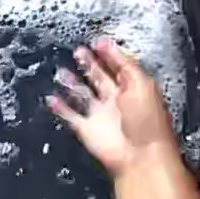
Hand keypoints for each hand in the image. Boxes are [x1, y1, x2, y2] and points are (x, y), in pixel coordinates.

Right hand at [48, 38, 178, 178]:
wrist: (141, 156)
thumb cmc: (147, 122)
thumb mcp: (141, 83)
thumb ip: (124, 63)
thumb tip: (108, 44)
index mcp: (132, 88)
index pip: (118, 66)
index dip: (108, 53)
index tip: (96, 42)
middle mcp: (115, 100)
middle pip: (98, 77)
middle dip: (89, 63)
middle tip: (78, 51)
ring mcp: (100, 115)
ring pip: (82, 94)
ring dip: (71, 82)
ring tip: (60, 71)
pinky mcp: (87, 129)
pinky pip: (70, 115)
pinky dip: (60, 107)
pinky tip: (52, 97)